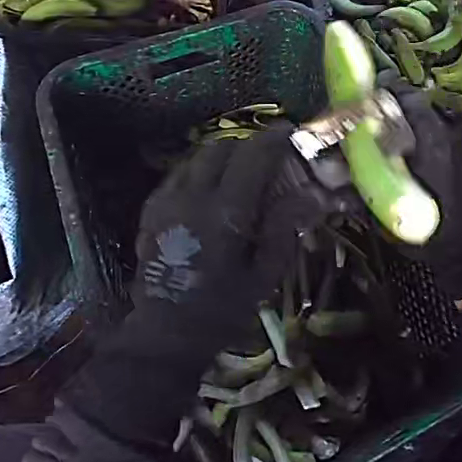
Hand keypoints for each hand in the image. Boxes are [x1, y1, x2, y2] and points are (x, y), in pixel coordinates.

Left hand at [133, 127, 322, 331]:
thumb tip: (311, 193)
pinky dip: (197, 171)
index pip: (252, 157)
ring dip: (220, 156)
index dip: (272, 139)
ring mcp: (166, 200)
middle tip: (264, 157)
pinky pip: (177, 174)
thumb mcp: (264, 274)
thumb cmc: (224, 307)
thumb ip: (284, 228)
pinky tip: (208, 189)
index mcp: (226, 212)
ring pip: (196, 157)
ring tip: (237, 171)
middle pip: (221, 147)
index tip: (288, 131)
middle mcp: (192, 196)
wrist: (167, 330)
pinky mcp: (151, 209)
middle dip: (246, 145)